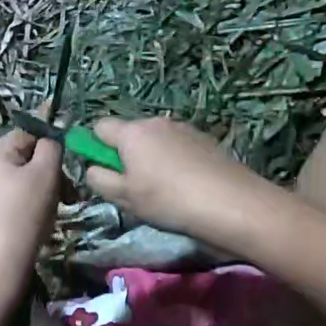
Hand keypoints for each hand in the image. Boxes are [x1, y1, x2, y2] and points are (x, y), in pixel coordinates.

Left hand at [0, 127, 63, 300]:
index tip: (69, 169)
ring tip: (62, 208)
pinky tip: (45, 221)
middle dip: (53, 172)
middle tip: (70, 194)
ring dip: (48, 190)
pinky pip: (19, 197)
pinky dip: (35, 205)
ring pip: (27, 179)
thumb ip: (51, 148)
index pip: (31, 134)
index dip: (52, 148)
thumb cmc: (23, 212)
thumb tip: (51, 141)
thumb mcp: (45, 172)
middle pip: (29, 157)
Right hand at [83, 116, 268, 239]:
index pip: (99, 126)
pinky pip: (178, 146)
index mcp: (131, 132)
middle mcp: (156, 122)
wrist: (231, 203)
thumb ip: (99, 179)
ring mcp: (183, 128)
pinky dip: (175, 161)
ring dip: (152, 157)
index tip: (106, 171)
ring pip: (155, 140)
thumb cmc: (168, 200)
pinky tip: (187, 186)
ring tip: (165, 189)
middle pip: (130, 133)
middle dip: (127, 154)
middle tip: (135, 186)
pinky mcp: (205, 139)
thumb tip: (93, 168)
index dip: (96, 146)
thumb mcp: (124, 197)